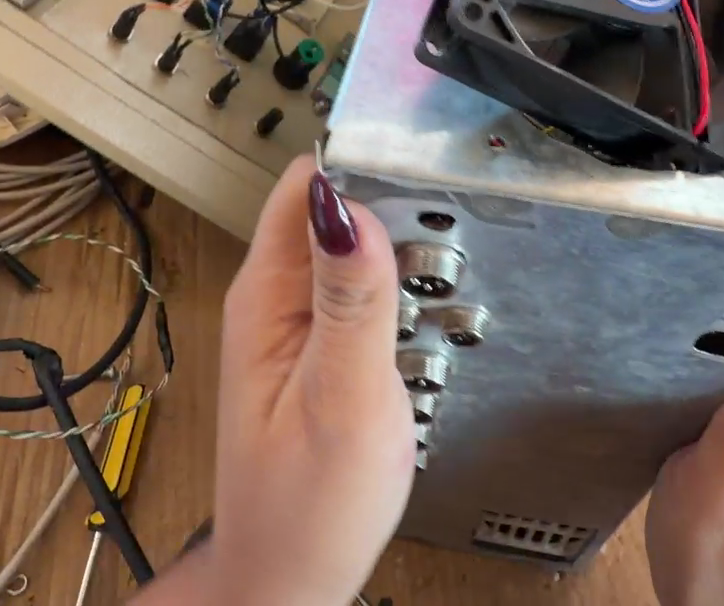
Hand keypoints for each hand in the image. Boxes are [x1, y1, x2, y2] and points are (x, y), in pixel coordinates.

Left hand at [202, 156, 413, 603]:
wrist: (289, 577)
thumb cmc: (308, 504)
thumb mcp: (340, 400)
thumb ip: (351, 302)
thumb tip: (350, 207)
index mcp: (267, 293)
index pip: (307, 185)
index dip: (364, 162)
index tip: (423, 159)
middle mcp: (276, 293)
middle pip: (332, 204)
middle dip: (392, 198)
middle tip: (456, 211)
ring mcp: (298, 316)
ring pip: (351, 239)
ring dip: (398, 234)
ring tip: (456, 243)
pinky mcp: (321, 339)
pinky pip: (359, 281)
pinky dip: (396, 273)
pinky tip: (429, 288)